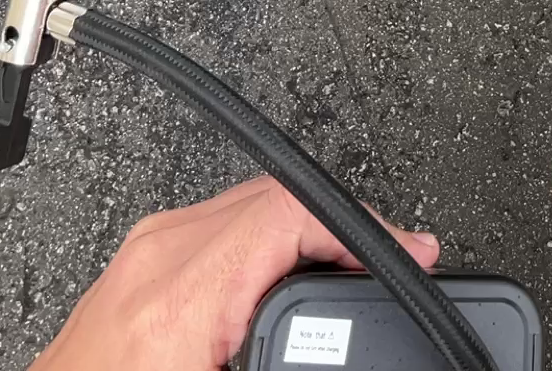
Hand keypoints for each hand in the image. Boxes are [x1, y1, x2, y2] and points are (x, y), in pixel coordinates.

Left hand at [32, 175, 439, 370]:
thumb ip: (292, 355)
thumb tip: (356, 340)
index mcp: (178, 301)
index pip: (293, 212)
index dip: (364, 227)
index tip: (407, 251)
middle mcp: (158, 258)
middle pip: (283, 196)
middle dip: (349, 225)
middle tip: (393, 261)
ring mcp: (147, 252)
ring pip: (258, 200)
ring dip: (315, 227)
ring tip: (354, 264)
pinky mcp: (144, 260)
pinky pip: (228, 220)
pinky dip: (277, 235)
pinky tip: (297, 264)